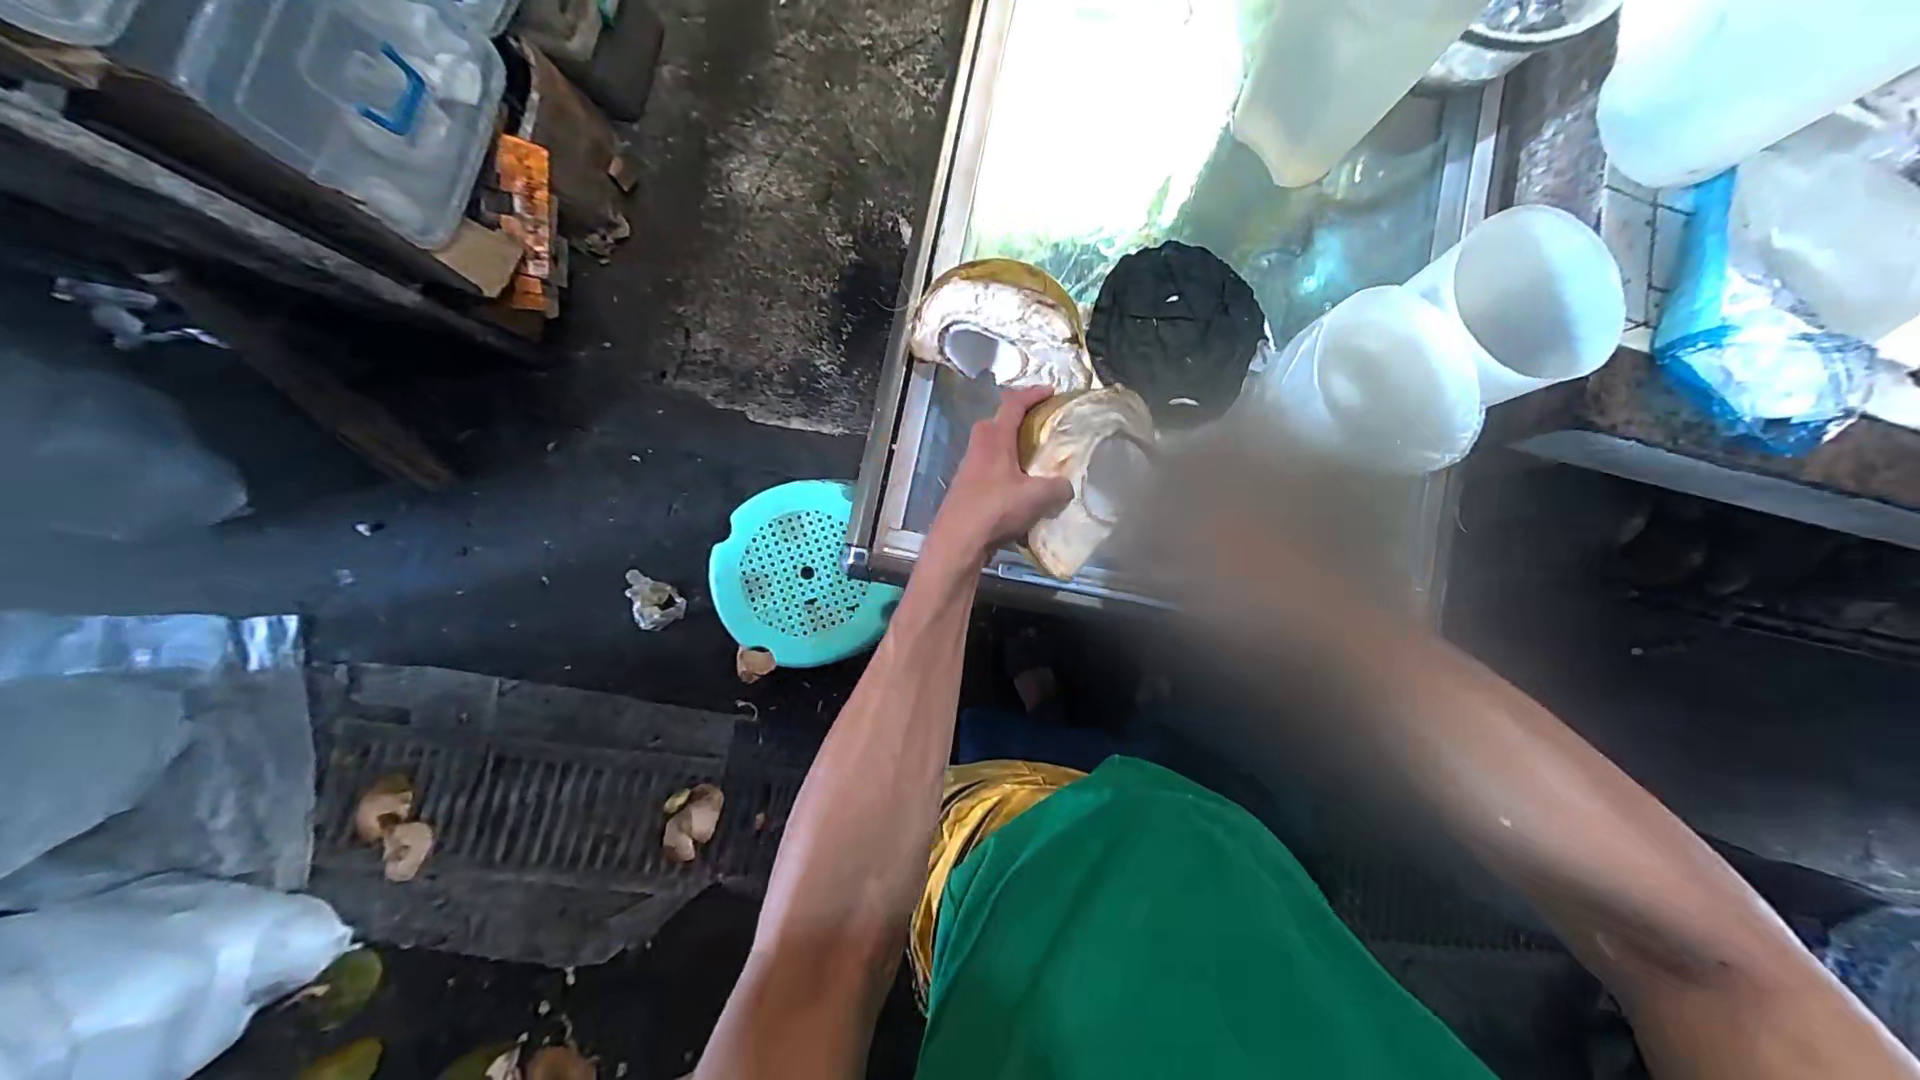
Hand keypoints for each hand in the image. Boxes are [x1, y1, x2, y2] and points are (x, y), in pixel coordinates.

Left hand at [926, 385, 1073, 564]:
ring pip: (993, 450)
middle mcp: (978, 447)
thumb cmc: (995, 510)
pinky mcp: (966, 490)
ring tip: (1035, 462)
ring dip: (1013, 451)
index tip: (1050, 392)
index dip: (1032, 394)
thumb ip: (1058, 487)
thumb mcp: (1037, 497)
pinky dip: (1006, 474)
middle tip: (1042, 428)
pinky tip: (1020, 493)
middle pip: (999, 424)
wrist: (957, 542)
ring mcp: (968, 469)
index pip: (1013, 404)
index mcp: (994, 438)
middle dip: (1020, 422)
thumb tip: (1066, 487)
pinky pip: (990, 472)